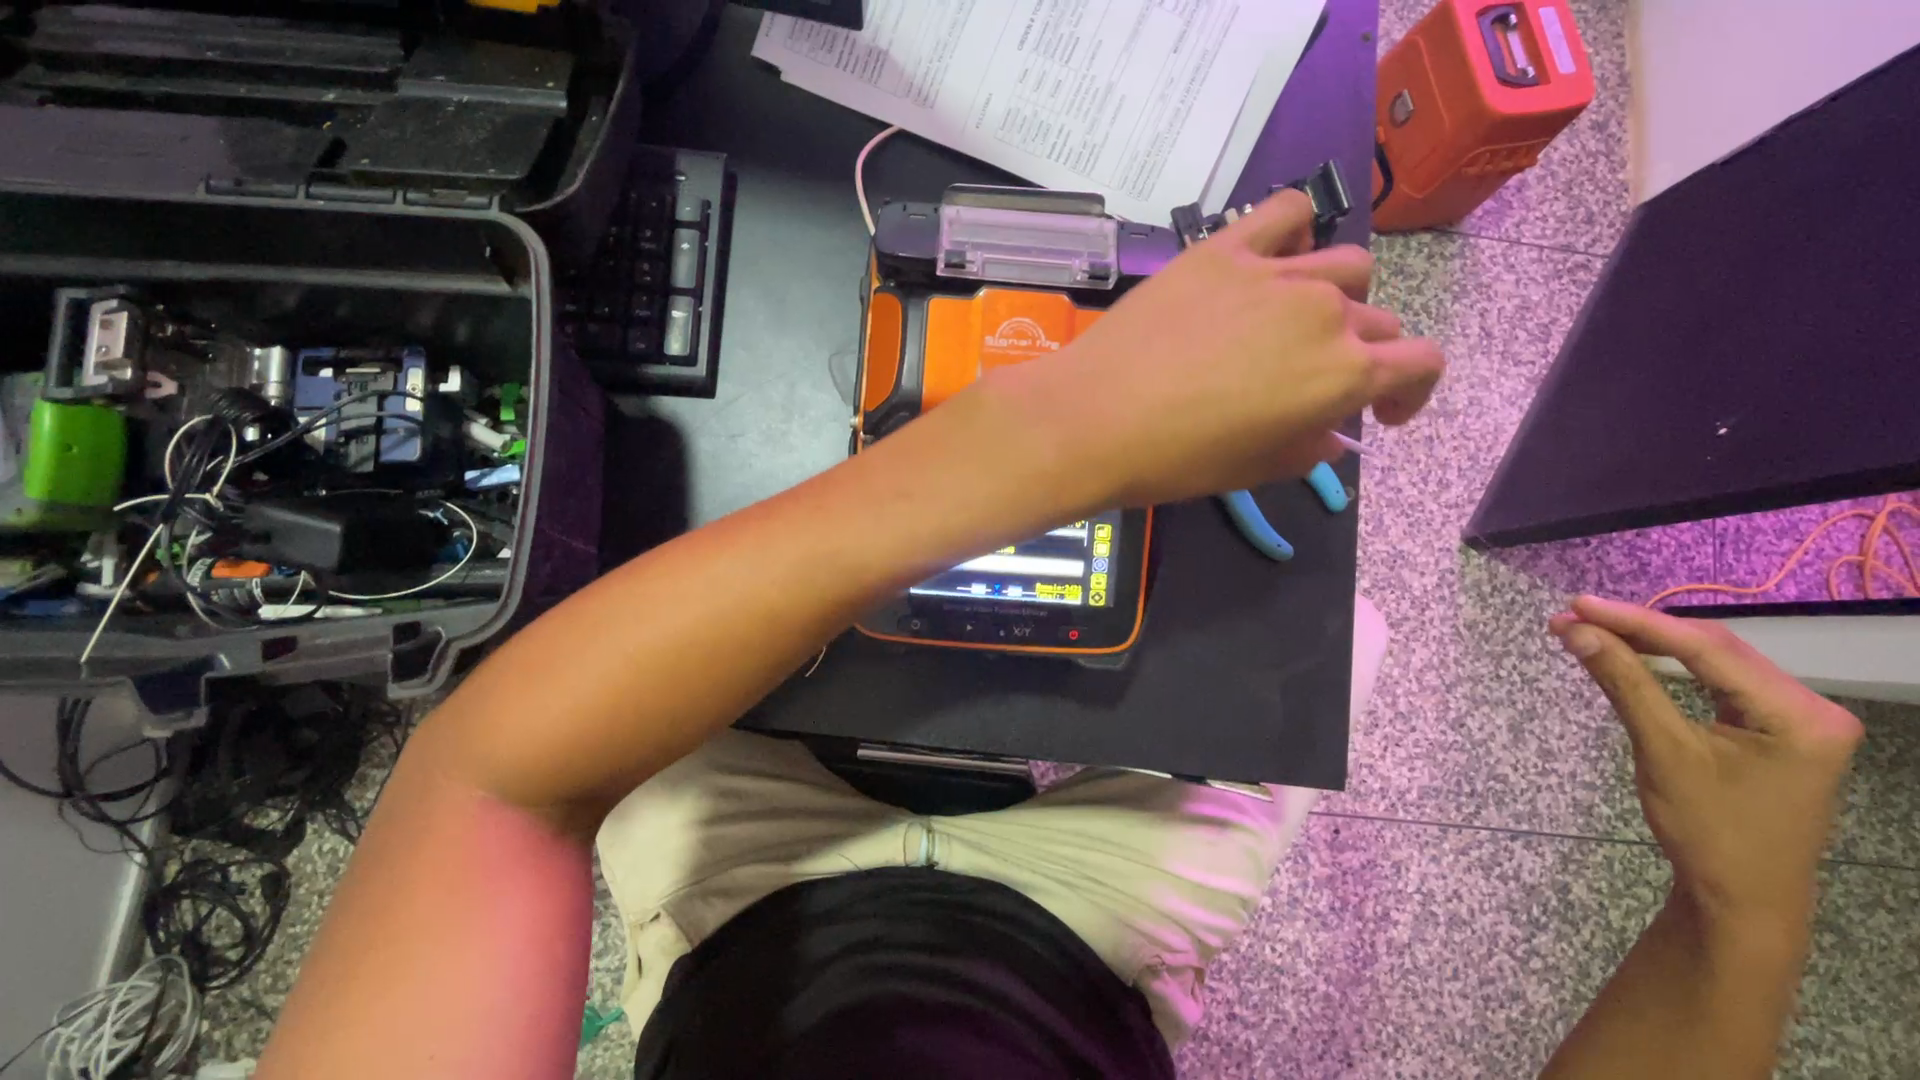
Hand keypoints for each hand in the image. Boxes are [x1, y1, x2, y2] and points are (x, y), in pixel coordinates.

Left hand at [972, 189, 1442, 507]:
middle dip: (1363, 355)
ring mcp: (1275, 274)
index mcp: (1343, 374)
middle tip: (1315, 381)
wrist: (1093, 419)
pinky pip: (1285, 213)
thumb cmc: (1174, 460)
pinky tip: (1275, 260)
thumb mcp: (1255, 471)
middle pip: (1378, 319)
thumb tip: (1335, 436)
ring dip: (1338, 297)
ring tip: (1296, 322)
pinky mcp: (1224, 250)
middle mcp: (1325, 313)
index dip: (1412, 392)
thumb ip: (1309, 449)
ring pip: (1346, 266)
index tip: (1383, 413)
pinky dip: (1295, 231)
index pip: (1420, 364)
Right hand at [1550, 596, 1863, 930]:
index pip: (1707, 648)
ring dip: (1651, 646)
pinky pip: (1717, 684)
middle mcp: (1810, 707)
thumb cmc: (1709, 832)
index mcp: (1800, 714)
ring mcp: (1797, 719)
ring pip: (1713, 663)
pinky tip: (1634, 658)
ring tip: (1592, 631)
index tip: (1576, 605)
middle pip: (1714, 648)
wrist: (1743, 899)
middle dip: (1640, 630)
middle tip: (1574, 618)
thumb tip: (1576, 631)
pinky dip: (1671, 669)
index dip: (1636, 622)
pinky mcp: (1776, 730)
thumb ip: (1624, 684)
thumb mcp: (1663, 753)